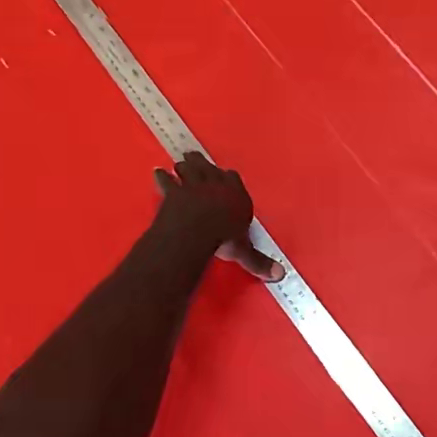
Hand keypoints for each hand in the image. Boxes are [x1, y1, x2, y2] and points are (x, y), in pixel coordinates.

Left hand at [153, 151, 282, 281]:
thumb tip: (279, 275)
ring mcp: (192, 184)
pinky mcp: (173, 191)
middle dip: (202, 164)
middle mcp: (215, 184)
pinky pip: (166, 180)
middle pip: (209, 167)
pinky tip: (157, 173)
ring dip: (183, 167)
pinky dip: (161, 177)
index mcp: (236, 194)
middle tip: (196, 161)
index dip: (228, 179)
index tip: (225, 178)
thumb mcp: (243, 253)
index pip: (234, 178)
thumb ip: (258, 262)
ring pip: (188, 168)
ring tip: (179, 165)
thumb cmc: (224, 239)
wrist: (196, 232)